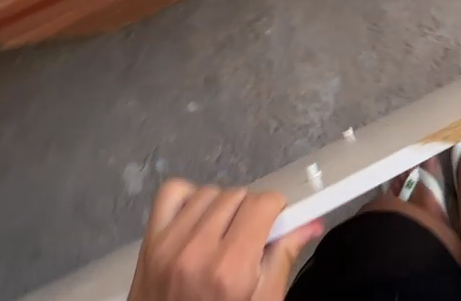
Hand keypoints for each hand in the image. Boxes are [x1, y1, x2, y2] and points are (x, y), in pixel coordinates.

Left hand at [127, 181, 320, 300]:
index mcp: (231, 269)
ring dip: (221, 207)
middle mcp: (198, 250)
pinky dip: (188, 199)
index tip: (275, 226)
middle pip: (239, 195)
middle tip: (249, 241)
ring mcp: (169, 245)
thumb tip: (312, 221)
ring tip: (222, 237)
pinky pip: (173, 192)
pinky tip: (197, 223)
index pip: (264, 203)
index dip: (276, 212)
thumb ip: (284, 257)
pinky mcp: (149, 243)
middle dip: (250, 212)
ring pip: (210, 192)